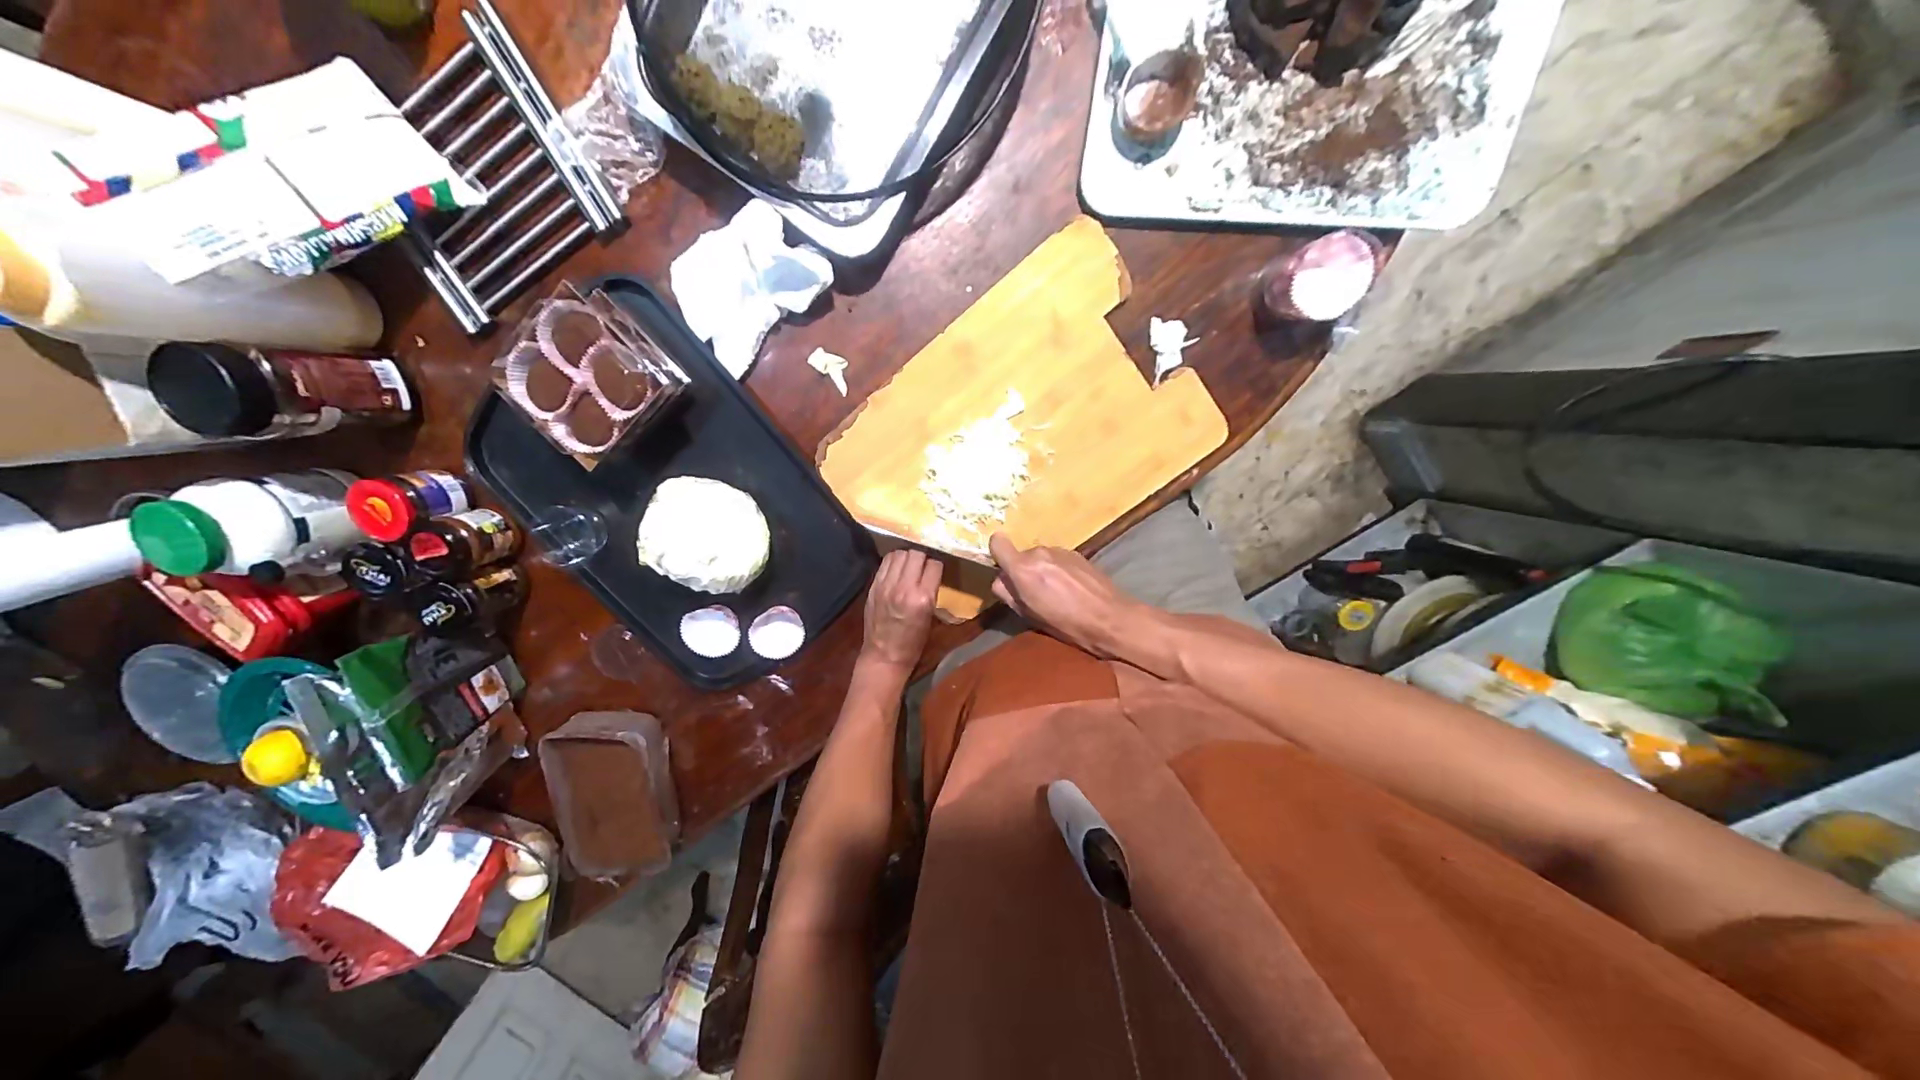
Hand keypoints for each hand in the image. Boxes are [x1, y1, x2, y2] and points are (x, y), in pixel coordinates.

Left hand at [860, 549, 943, 673]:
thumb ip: (930, 592)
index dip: (937, 566)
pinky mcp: (874, 586)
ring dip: (907, 556)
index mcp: (922, 598)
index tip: (936, 570)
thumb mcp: (930, 617)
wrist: (884, 656)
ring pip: (899, 554)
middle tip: (924, 565)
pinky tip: (897, 569)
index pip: (934, 565)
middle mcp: (904, 587)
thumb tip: (931, 573)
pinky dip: (893, 562)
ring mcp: (886, 585)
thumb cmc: (913, 643)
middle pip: (916, 554)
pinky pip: (885, 562)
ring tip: (910, 565)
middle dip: (923, 557)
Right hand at [988, 532, 1143, 659]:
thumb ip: (1009, 595)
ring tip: (1056, 594)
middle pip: (1020, 556)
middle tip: (1035, 596)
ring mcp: (1060, 551)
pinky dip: (1058, 570)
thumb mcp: (1029, 616)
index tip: (1005, 572)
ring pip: (1040, 558)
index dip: (998, 555)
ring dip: (1042, 571)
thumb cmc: (1067, 624)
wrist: (1110, 618)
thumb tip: (1001, 582)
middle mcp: (1039, 553)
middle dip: (1023, 572)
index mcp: (1023, 569)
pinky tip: (1071, 589)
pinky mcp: (1077, 554)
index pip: (997, 543)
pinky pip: (1057, 559)